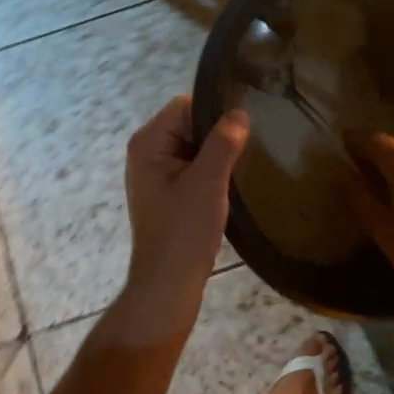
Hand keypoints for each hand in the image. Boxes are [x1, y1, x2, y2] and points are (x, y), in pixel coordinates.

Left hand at [116, 97, 248, 339]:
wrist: (167, 286)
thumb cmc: (183, 232)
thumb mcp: (207, 183)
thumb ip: (223, 144)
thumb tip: (239, 112)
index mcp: (147, 142)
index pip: (183, 106)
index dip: (213, 115)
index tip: (242, 132)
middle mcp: (146, 150)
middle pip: (187, 124)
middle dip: (216, 135)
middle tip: (248, 150)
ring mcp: (154, 172)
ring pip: (192, 146)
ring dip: (215, 155)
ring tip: (242, 167)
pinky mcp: (165, 191)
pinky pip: (190, 167)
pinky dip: (209, 172)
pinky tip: (228, 185)